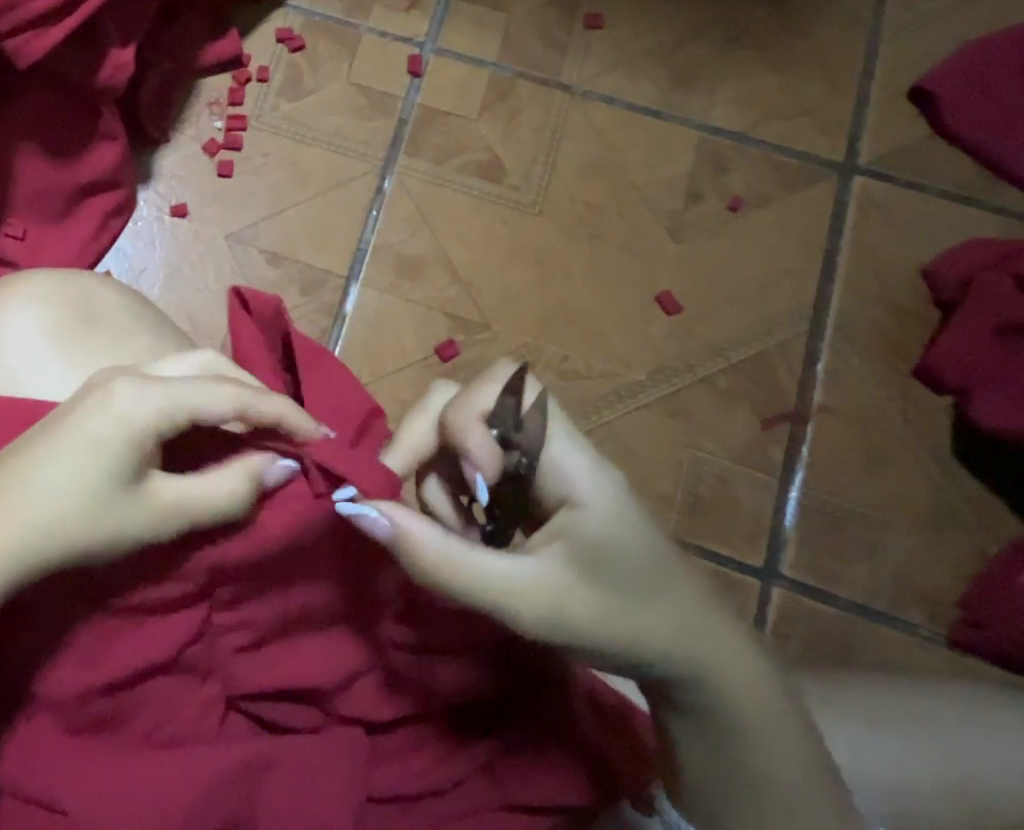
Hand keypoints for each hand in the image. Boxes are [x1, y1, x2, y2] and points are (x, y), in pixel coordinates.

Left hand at [0, 349, 328, 591]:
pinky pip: (162, 384)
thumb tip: (281, 466)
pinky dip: (198, 401)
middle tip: (297, 433)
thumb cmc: (77, 525)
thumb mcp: (162, 516)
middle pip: (211, 367)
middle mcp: (129, 372)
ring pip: (186, 371)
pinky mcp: (93, 396)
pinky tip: (210, 430)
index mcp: (147, 396)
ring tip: (263, 431)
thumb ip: (230, 490)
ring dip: (228, 394)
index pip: (235, 395)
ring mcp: (106, 380)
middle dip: (259, 394)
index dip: (285, 415)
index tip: (327, 439)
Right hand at [335, 360, 745, 680]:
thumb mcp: (523, 603)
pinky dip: (446, 500)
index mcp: (568, 460)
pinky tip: (467, 542)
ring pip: (452, 438)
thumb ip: (438, 557)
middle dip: (425, 446)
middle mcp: (547, 447)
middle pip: (462, 400)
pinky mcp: (522, 487)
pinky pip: (461, 469)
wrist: (687, 656)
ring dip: (435, 484)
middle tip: (413, 504)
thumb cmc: (618, 622)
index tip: (471, 491)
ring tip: (460, 543)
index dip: (465, 421)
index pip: (508, 385)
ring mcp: (533, 466)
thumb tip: (356, 509)